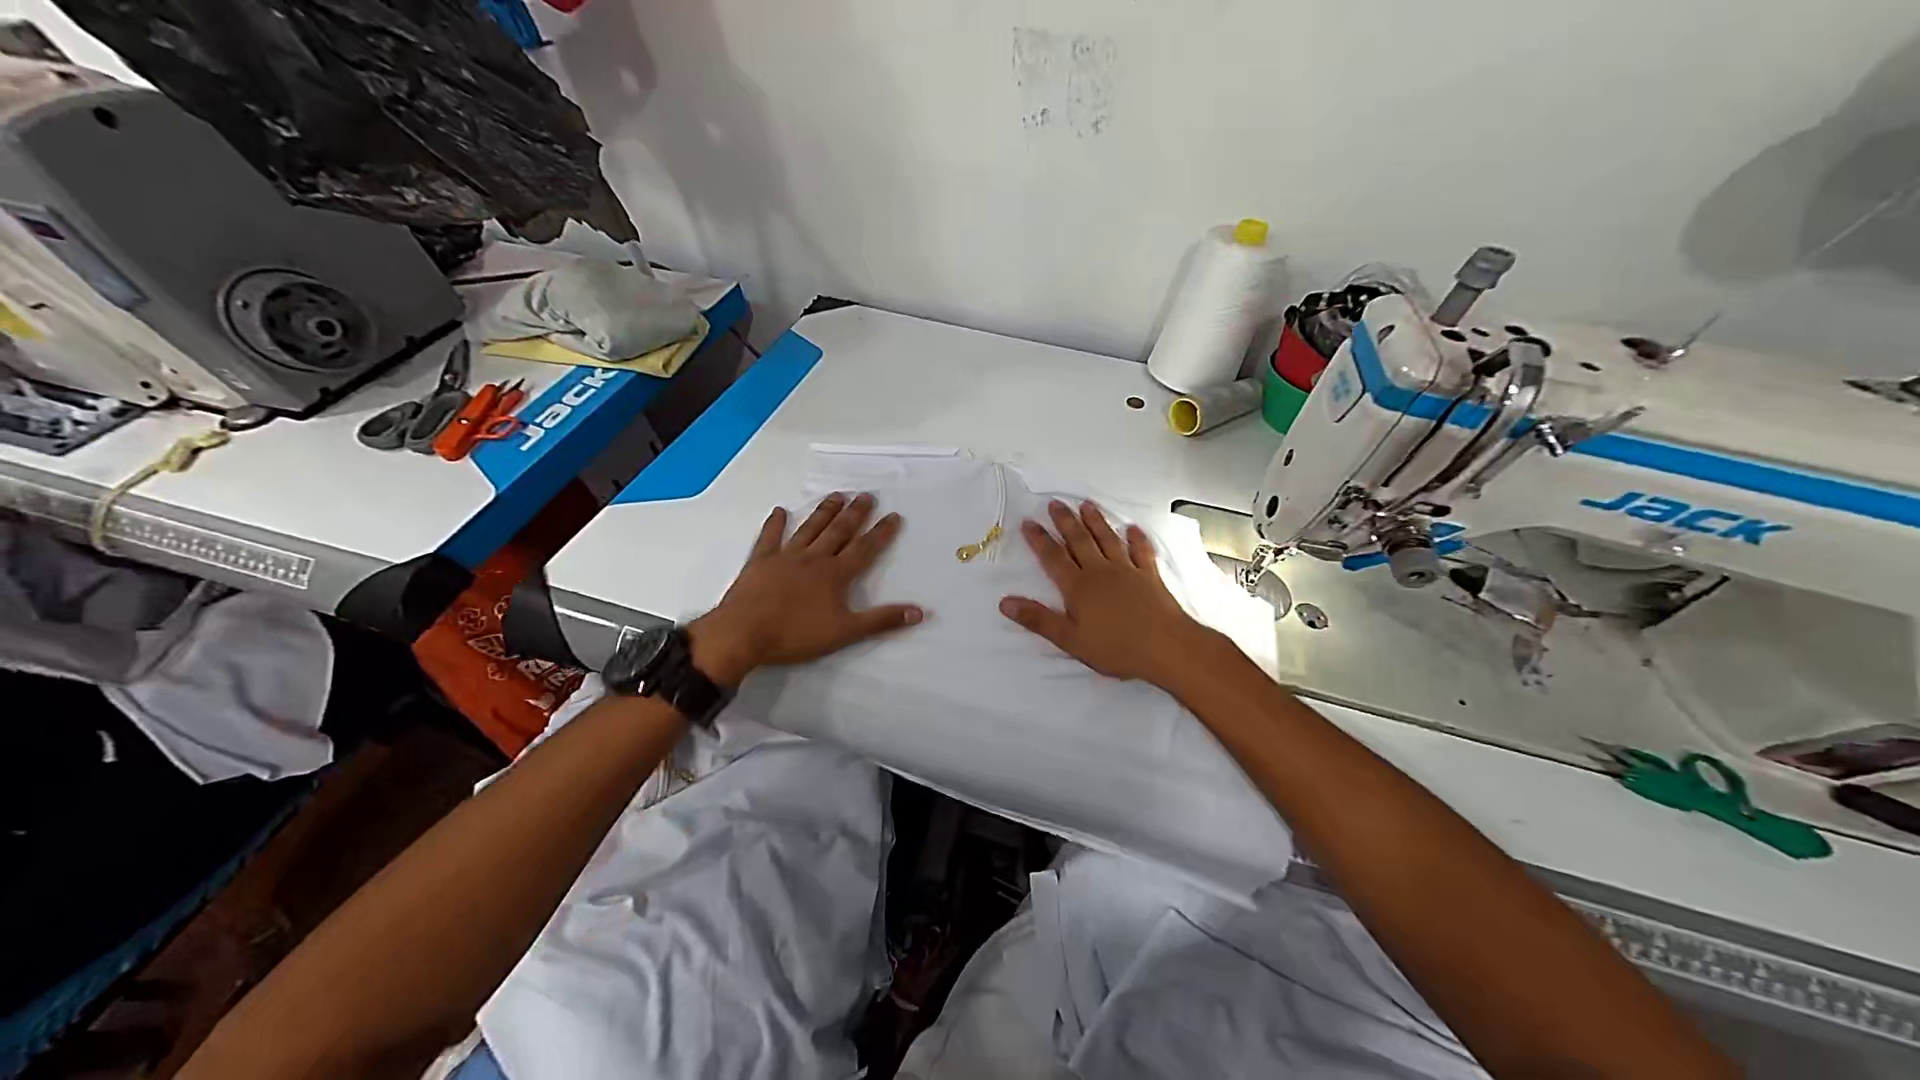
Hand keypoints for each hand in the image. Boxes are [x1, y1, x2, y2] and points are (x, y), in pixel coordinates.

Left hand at [688, 493, 923, 684]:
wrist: (743, 634)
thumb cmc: (795, 635)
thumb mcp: (845, 632)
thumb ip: (882, 621)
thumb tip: (919, 613)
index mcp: (835, 574)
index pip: (865, 549)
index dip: (881, 533)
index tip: (894, 516)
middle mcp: (813, 558)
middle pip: (839, 531)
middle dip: (855, 514)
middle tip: (866, 495)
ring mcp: (785, 557)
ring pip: (810, 529)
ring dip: (824, 512)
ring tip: (837, 495)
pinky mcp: (760, 561)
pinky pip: (770, 537)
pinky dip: (775, 524)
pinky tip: (780, 511)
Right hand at [999, 500, 1219, 685]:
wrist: (1166, 646)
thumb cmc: (1116, 648)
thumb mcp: (1070, 639)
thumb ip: (1038, 619)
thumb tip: (1005, 602)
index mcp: (1078, 587)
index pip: (1053, 558)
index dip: (1039, 540)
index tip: (1028, 522)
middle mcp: (1100, 571)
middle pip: (1079, 541)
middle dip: (1065, 521)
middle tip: (1055, 503)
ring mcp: (1127, 570)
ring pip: (1107, 539)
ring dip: (1096, 521)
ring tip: (1087, 505)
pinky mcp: (1150, 576)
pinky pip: (1141, 551)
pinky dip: (1137, 539)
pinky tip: (1133, 529)